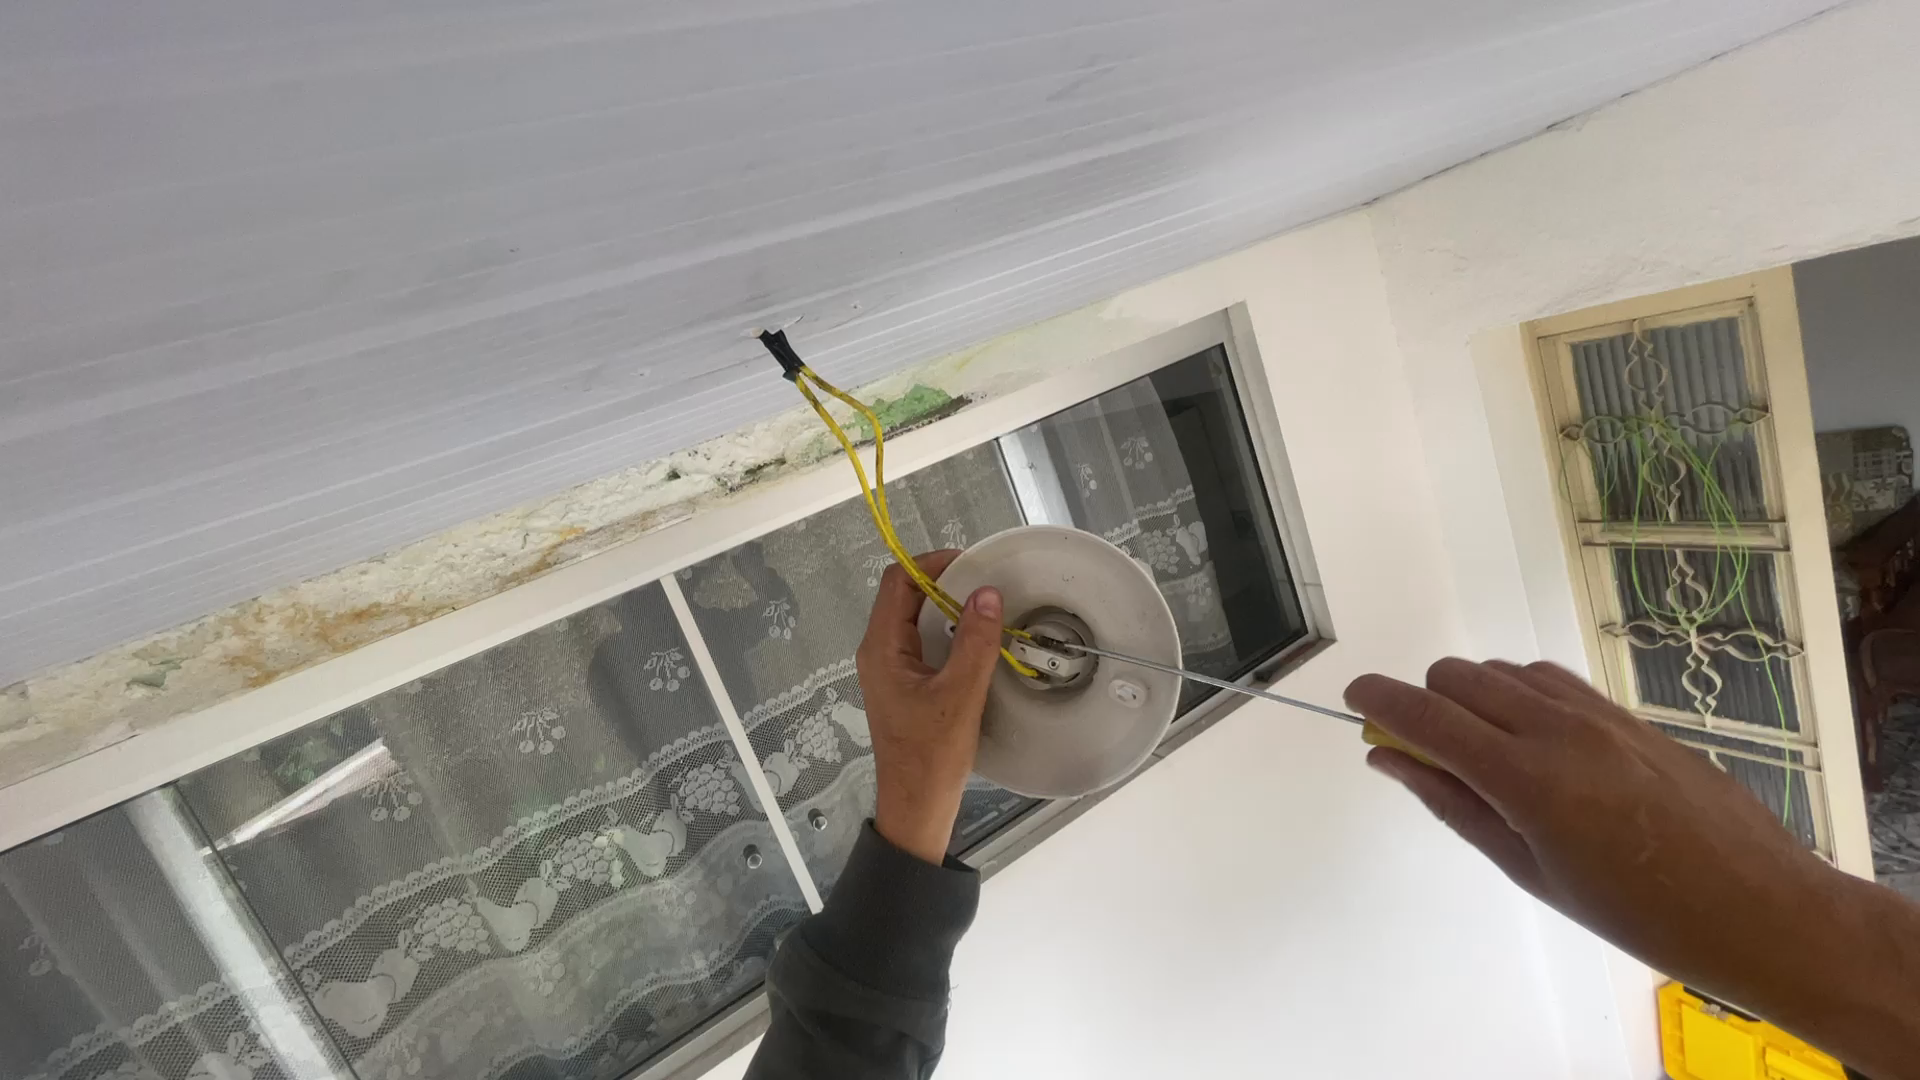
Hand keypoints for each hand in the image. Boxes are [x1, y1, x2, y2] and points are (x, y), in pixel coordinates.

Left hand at [856, 550, 1004, 864]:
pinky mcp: (903, 683)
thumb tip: (986, 593)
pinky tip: (974, 637)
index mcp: (881, 648)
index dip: (931, 563)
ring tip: (984, 604)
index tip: (971, 562)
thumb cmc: (932, 754)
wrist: (916, 806)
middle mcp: (878, 651)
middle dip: (942, 581)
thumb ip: (974, 642)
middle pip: (903, 595)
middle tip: (984, 581)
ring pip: (913, 618)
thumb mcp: (960, 696)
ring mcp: (889, 667)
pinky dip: (946, 629)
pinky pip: (921, 640)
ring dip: (946, 606)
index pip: (898, 582)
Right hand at [1346, 660, 1919, 1077]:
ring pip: (1495, 670)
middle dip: (1423, 701)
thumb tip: (1387, 759)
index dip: (1376, 698)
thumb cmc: (1635, 912)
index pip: (1424, 715)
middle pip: (1453, 675)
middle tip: (1430, 749)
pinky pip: (1544, 675)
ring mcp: (1595, 715)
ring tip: (1487, 747)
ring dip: (1469, 696)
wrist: (1771, 914)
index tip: (1352, 697)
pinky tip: (1532, 735)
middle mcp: (1555, 731)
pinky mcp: (1624, 713)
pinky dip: (1514, 691)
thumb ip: (1449, 802)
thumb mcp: (1526, 868)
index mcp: (1525, 779)